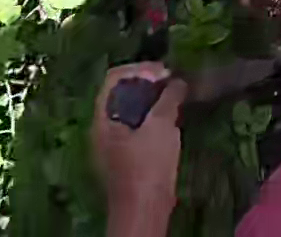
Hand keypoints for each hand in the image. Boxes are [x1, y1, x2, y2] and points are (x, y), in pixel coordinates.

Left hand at [92, 63, 183, 236]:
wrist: (145, 211)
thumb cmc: (148, 164)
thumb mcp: (162, 123)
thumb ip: (169, 96)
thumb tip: (178, 81)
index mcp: (103, 118)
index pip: (115, 77)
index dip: (140, 69)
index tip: (163, 73)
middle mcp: (102, 129)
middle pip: (121, 92)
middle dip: (147, 82)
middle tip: (170, 81)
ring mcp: (112, 145)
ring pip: (130, 110)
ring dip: (152, 100)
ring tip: (174, 97)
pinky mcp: (124, 158)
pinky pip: (136, 126)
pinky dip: (151, 117)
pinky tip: (170, 118)